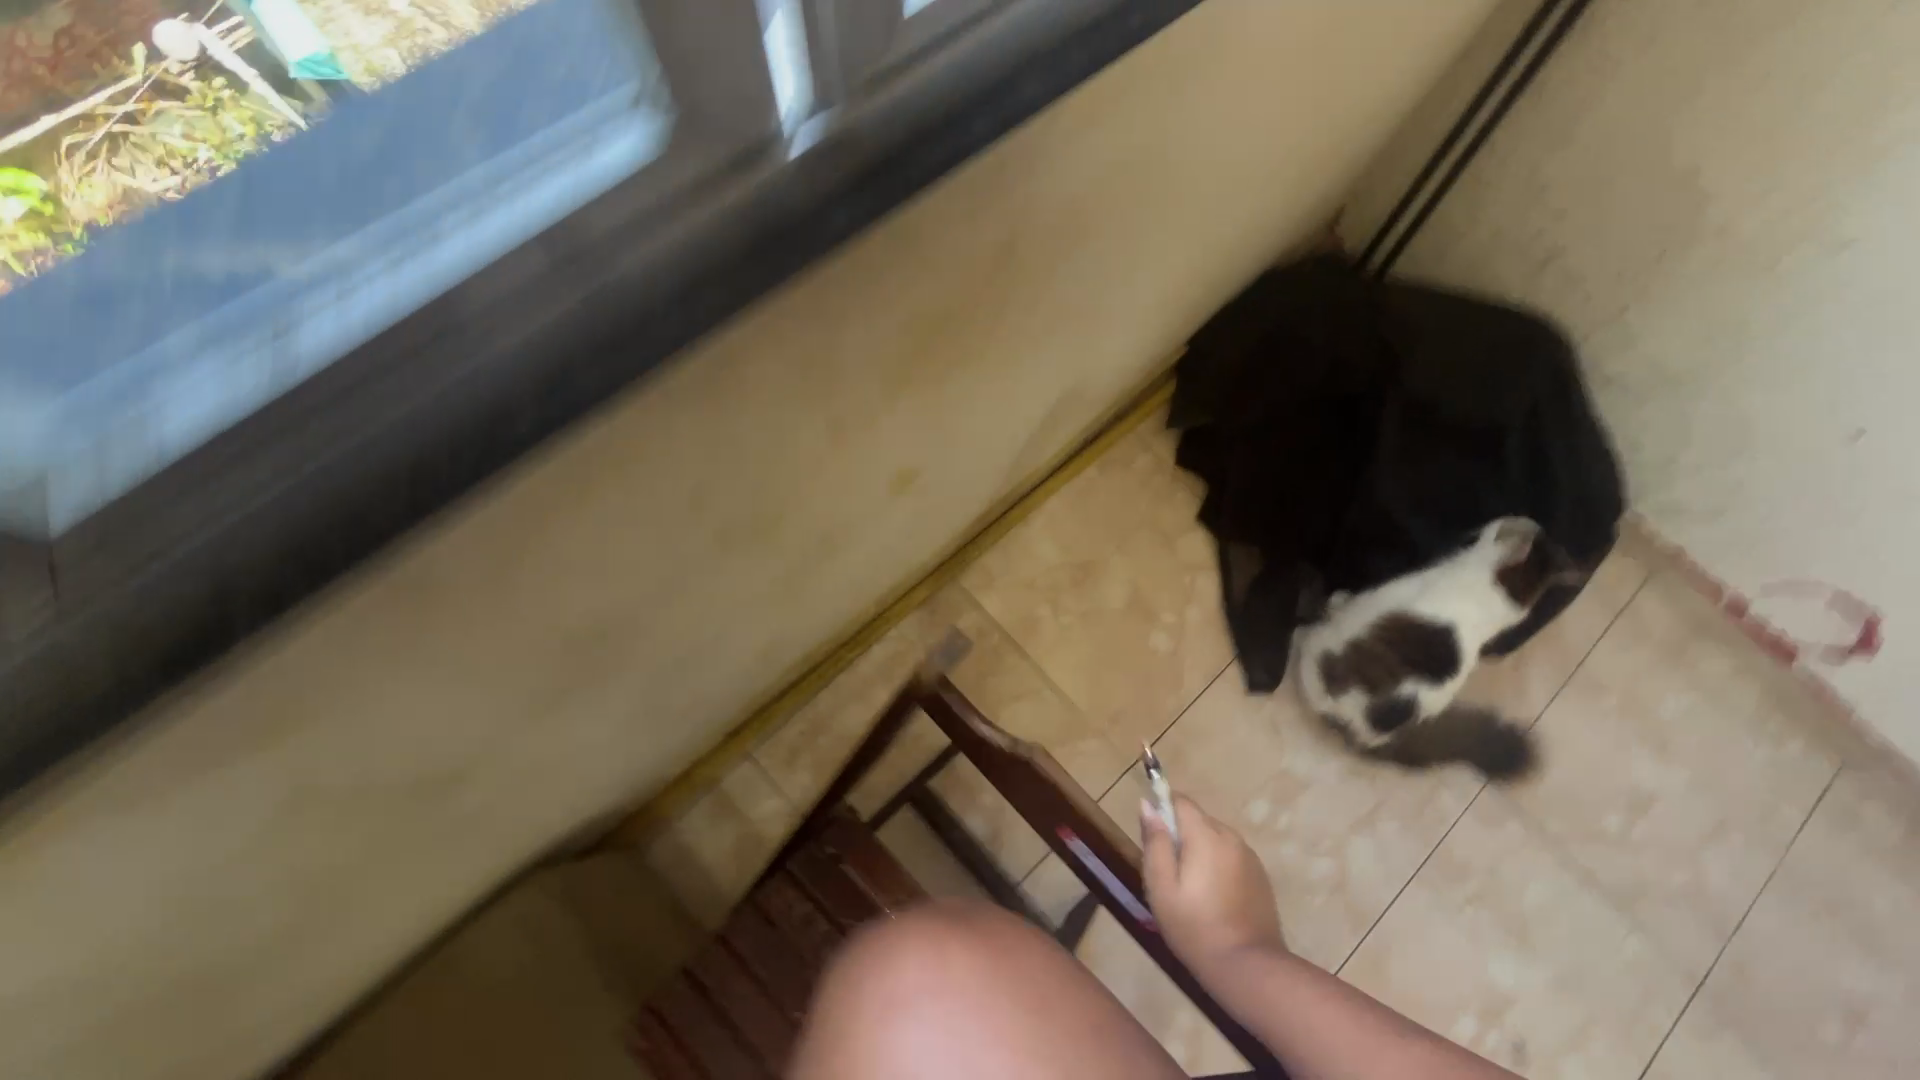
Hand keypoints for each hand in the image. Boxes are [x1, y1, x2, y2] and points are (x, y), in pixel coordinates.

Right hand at [1140, 793, 1285, 975]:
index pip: (1181, 801)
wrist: (1248, 967)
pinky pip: (1231, 857)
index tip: (1154, 840)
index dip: (1163, 811)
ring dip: (1201, 852)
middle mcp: (1231, 837)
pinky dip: (1219, 867)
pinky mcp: (1260, 876)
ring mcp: (1250, 857)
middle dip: (1181, 836)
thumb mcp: (1161, 886)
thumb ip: (1155, 841)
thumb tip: (1147, 804)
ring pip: (1216, 839)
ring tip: (1192, 891)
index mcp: (1206, 835)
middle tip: (1169, 875)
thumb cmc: (1194, 927)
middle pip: (1198, 820)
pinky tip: (1214, 899)